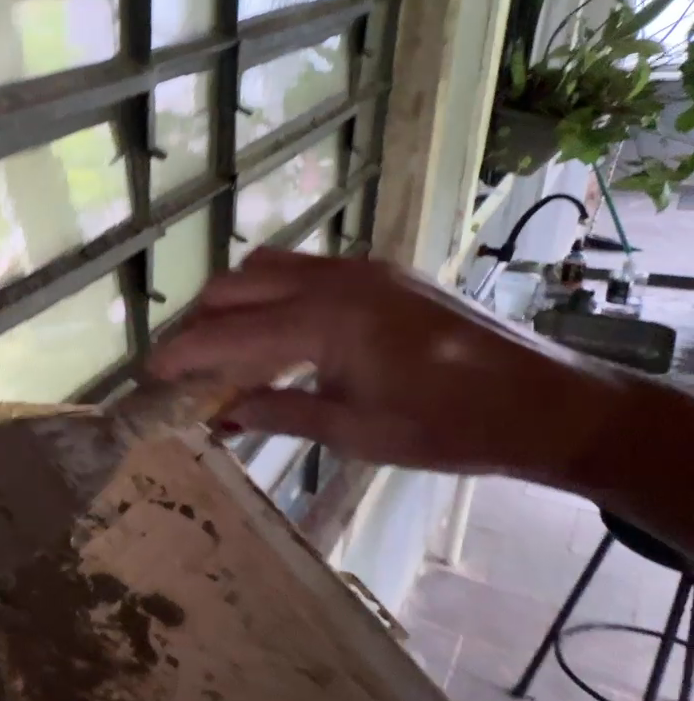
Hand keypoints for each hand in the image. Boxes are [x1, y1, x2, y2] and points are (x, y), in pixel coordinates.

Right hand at [147, 248, 632, 484]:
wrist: (553, 405)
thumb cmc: (451, 428)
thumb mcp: (354, 432)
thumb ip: (275, 413)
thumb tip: (216, 414)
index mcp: (325, 321)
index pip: (225, 333)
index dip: (179, 354)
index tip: (148, 376)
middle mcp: (333, 281)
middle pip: (230, 288)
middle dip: (195, 324)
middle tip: (183, 364)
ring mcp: (356, 270)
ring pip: (260, 267)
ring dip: (228, 301)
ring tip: (223, 342)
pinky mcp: (375, 271)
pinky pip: (298, 267)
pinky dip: (267, 292)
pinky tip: (275, 328)